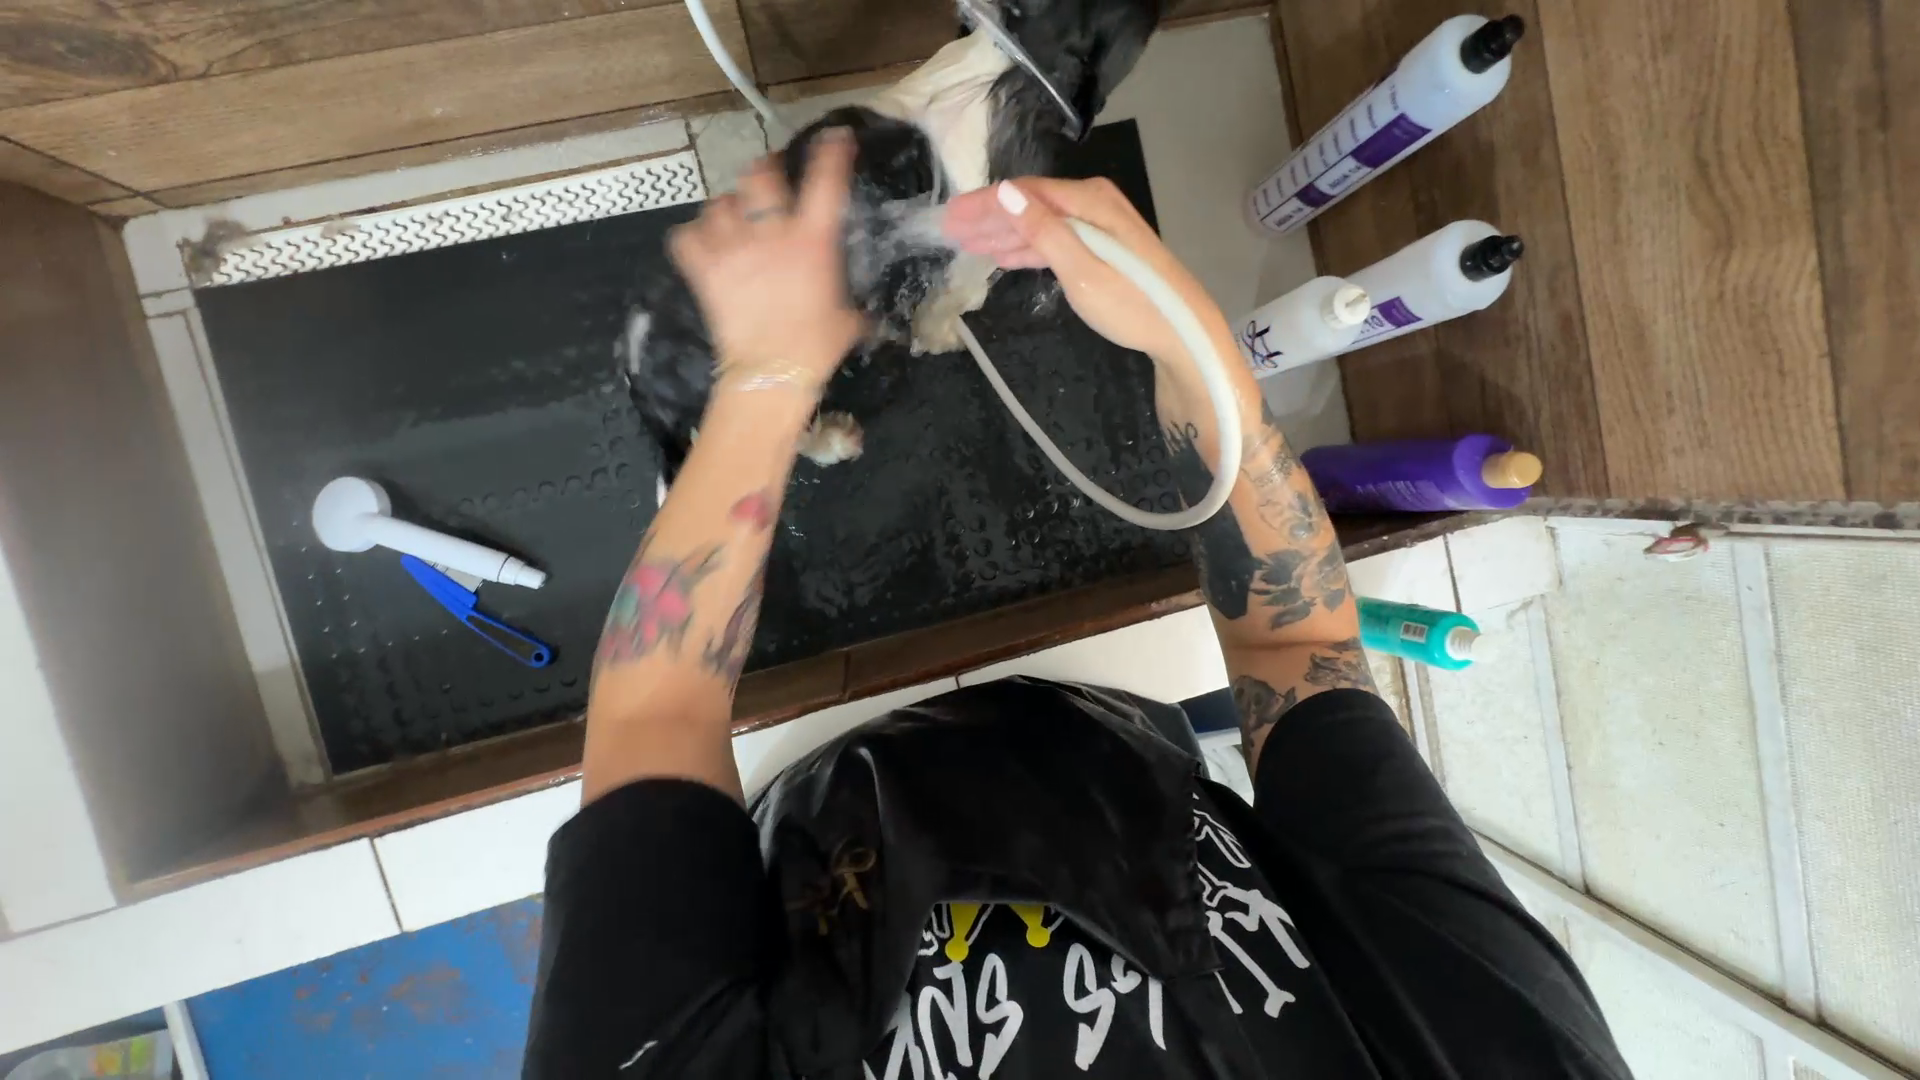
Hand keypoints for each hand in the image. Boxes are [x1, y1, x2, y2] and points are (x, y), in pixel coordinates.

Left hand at [668, 130, 864, 390]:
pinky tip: (705, 246)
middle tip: (767, 179)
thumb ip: (850, 301)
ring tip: (734, 222)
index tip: (834, 139)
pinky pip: (686, 235)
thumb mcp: (848, 320)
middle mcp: (770, 233)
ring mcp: (733, 248)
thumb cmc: (817, 349)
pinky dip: (694, 236)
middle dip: (763, 171)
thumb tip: (859, 310)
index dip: (831, 153)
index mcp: (813, 241)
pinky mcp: (704, 270)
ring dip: (728, 209)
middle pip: (757, 174)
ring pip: (719, 203)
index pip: (826, 181)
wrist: (772, 375)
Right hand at [940, 177, 1226, 362]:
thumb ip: (1044, 231)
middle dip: (988, 218)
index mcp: (1087, 202)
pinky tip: (1005, 257)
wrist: (1181, 329)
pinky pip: (1054, 240)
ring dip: (1004, 234)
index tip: (949, 217)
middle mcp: (1092, 204)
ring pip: (1040, 223)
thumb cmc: (1131, 304)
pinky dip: (1027, 248)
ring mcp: (1098, 225)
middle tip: (950, 231)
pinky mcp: (1102, 247)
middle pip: (1029, 204)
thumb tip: (1007, 192)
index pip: (1023, 193)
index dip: (983, 204)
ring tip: (968, 245)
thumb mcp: (1082, 270)